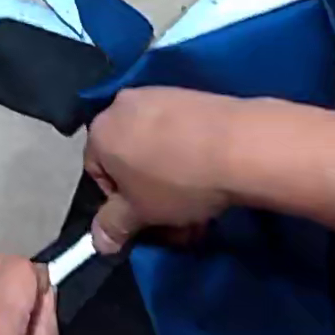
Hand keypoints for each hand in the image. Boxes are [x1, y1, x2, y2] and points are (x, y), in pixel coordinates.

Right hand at [85, 88, 246, 253]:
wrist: (237, 144)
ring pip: (152, 141)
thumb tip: (98, 241)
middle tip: (176, 215)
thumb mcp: (142, 213)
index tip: (147, 217)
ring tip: (199, 194)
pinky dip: (185, 146)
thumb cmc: (177, 181)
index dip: (121, 202)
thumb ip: (114, 225)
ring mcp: (153, 95)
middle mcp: (118, 106)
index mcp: (99, 133)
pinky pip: (176, 126)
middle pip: (126, 156)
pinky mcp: (184, 93)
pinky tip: (209, 166)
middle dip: (147, 188)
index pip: (97, 173)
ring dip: (167, 169)